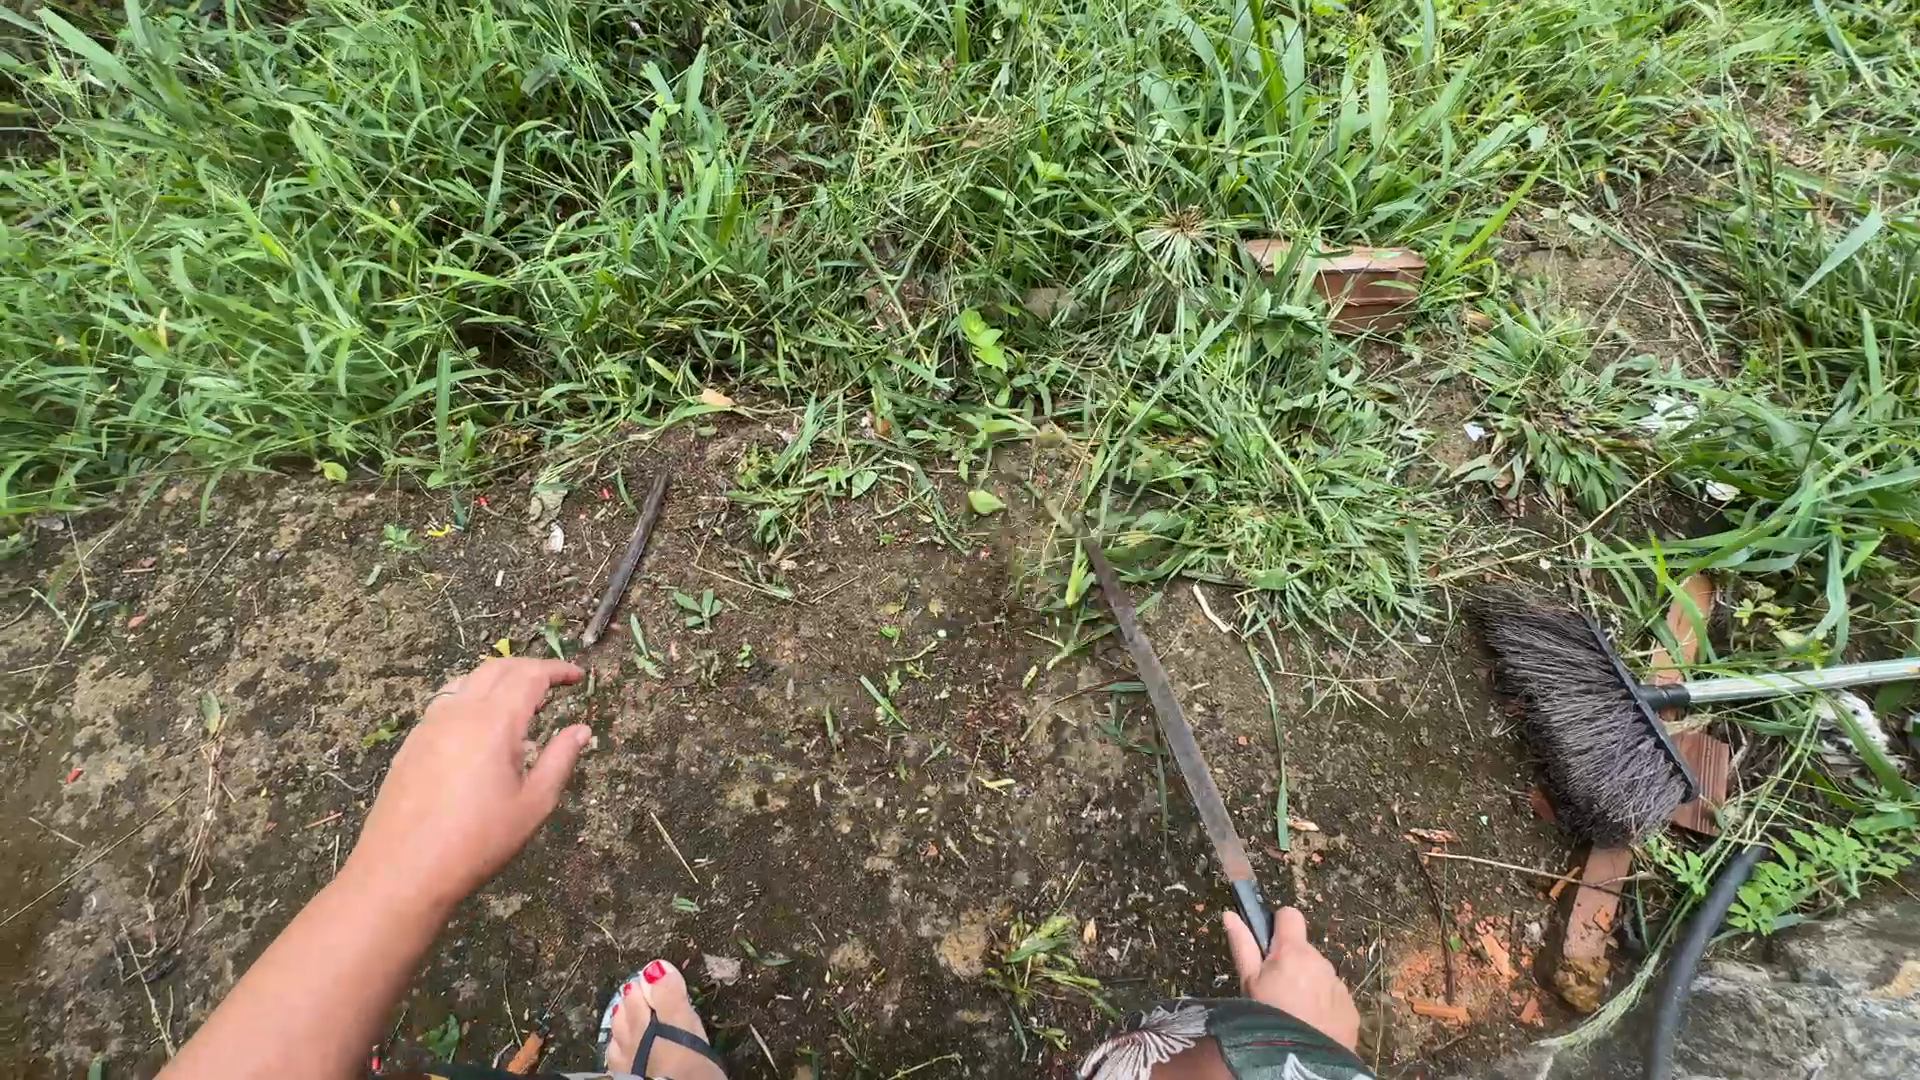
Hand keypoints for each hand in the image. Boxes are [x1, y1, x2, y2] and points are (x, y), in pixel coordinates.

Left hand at [343, 658, 588, 911]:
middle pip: (496, 668)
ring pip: (466, 680)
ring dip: (498, 679)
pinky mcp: (410, 746)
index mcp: (494, 723)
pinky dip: (472, 697)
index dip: (558, 670)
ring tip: (519, 701)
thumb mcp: (535, 803)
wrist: (400, 876)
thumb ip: (561, 759)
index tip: (579, 677)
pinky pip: (445, 702)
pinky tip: (482, 727)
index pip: (530, 676)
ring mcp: (429, 728)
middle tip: (555, 684)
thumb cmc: (478, 841)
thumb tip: (581, 730)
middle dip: (530, 668)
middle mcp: (459, 714)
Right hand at [1224, 907, 1360, 1051]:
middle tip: (1278, 988)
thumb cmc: (1268, 1015)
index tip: (1270, 945)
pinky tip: (1313, 1023)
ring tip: (1296, 1010)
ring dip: (1309, 984)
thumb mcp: (1247, 981)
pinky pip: (1334, 997)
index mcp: (1293, 950)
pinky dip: (1324, 1004)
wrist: (1303, 1062)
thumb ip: (1242, 944)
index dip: (1279, 926)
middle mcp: (1320, 962)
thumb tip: (1229, 914)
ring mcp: (1339, 986)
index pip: (1290, 915)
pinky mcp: (1351, 1009)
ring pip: (1320, 974)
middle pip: (1304, 950)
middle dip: (1293, 962)